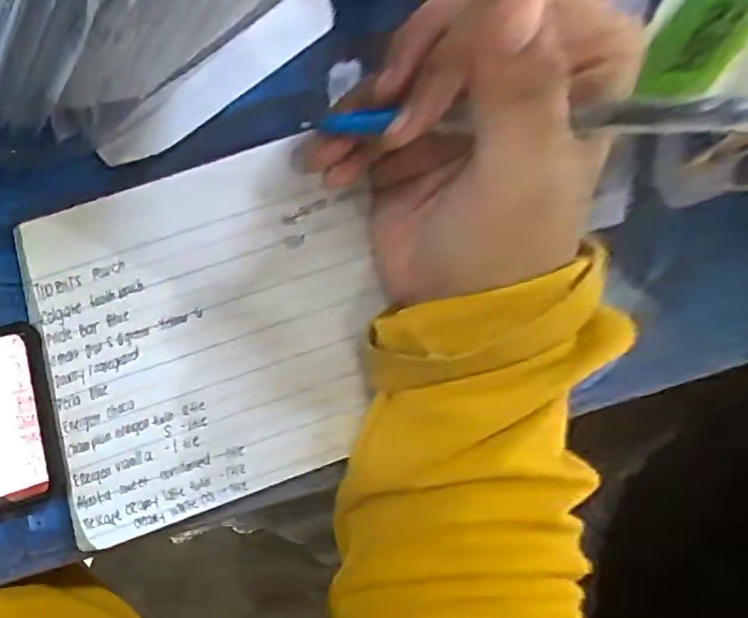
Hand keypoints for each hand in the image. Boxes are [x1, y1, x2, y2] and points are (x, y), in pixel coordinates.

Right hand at [305, 0, 642, 305]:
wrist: (453, 300)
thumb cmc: (505, 234)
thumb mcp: (520, 159)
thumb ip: (519, 83)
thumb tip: (512, 0)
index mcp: (576, 58)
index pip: (514, 7)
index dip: (453, 40)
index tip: (410, 100)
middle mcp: (515, 72)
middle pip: (446, 36)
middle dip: (398, 82)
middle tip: (383, 135)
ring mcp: (454, 110)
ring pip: (396, 79)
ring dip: (354, 116)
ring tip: (329, 159)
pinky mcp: (404, 147)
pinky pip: (364, 124)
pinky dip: (338, 144)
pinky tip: (328, 171)